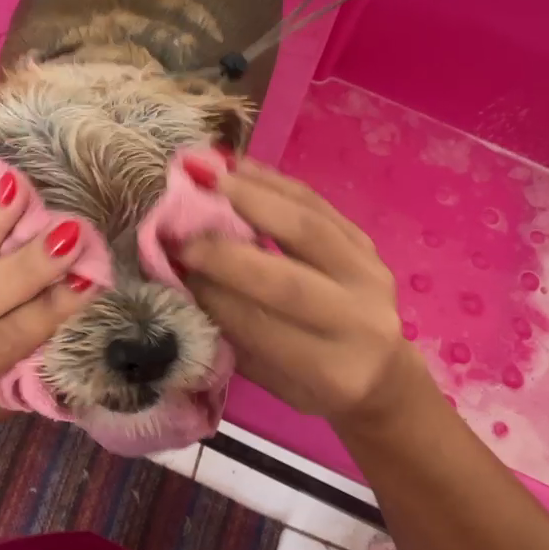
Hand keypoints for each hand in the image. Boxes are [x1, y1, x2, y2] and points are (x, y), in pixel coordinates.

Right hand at [176, 158, 427, 431]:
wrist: (380, 373)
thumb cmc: (311, 382)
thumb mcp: (269, 375)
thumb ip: (230, 330)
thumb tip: (178, 276)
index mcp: (331, 371)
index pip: (262, 328)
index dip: (212, 296)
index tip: (168, 267)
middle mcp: (360, 321)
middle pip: (288, 281)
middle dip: (225, 252)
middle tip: (177, 228)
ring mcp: (370, 275)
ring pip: (308, 228)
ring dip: (252, 198)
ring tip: (205, 178)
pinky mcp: (368, 243)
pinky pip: (318, 204)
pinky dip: (274, 182)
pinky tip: (236, 167)